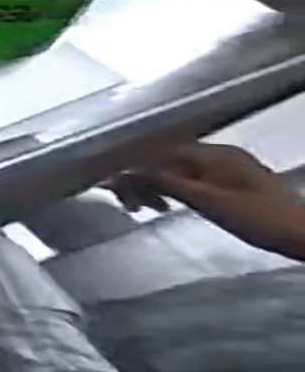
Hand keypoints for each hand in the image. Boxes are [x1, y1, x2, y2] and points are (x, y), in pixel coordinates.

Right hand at [109, 143, 304, 259]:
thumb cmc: (259, 217)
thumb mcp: (203, 199)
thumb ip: (159, 182)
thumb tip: (118, 173)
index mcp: (213, 153)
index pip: (155, 154)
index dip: (130, 170)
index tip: (112, 188)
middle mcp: (217, 155)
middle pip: (161, 163)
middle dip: (140, 182)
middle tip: (129, 205)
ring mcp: (225, 169)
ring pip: (171, 173)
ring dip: (152, 189)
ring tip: (146, 209)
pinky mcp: (228, 183)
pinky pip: (185, 181)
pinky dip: (170, 192)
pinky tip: (164, 206)